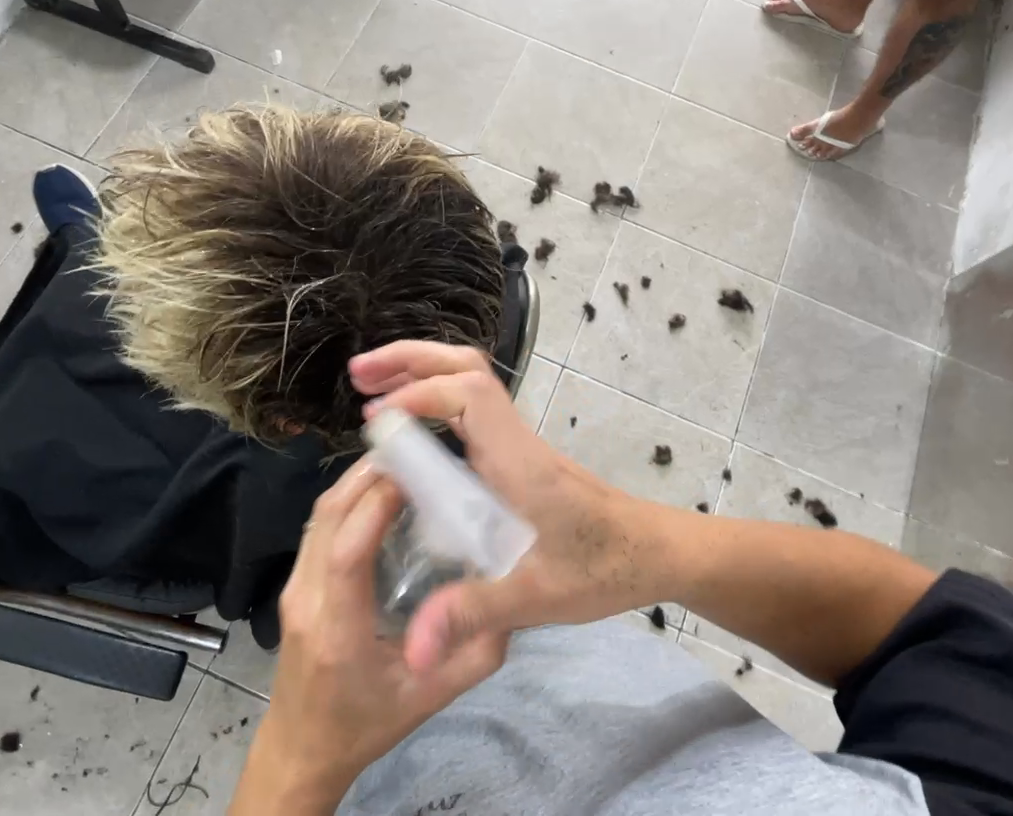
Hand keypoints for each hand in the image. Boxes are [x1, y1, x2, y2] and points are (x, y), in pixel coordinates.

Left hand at [232, 460, 507, 814]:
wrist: (303, 749)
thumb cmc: (367, 723)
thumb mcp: (432, 699)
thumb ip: (474, 653)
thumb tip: (511, 601)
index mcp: (338, 632)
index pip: (347, 551)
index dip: (377, 504)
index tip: (417, 474)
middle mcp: (307, 601)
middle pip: (326, 517)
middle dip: (369, 475)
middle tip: (416, 452)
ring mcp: (294, 589)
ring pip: (318, 515)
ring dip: (357, 481)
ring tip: (403, 464)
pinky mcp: (294, 582)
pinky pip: (317, 526)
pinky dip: (348, 499)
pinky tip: (380, 493)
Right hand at [350, 342, 677, 672]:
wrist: (655, 551)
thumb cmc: (605, 567)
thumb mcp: (537, 598)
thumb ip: (472, 615)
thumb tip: (410, 652)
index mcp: (520, 461)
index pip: (469, 395)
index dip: (419, 394)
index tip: (376, 418)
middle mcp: (516, 439)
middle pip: (467, 367)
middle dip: (410, 360)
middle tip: (357, 374)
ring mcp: (517, 442)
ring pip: (470, 380)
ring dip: (420, 373)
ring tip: (369, 389)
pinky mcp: (517, 454)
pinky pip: (471, 408)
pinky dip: (434, 400)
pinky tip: (408, 428)